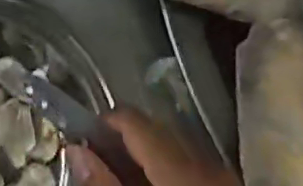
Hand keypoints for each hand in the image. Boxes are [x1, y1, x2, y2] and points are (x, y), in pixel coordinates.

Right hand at [67, 111, 237, 185]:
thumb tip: (78, 151)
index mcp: (180, 171)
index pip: (135, 122)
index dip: (106, 124)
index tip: (84, 138)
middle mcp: (206, 165)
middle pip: (157, 134)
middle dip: (127, 144)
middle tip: (100, 164)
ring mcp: (225, 182)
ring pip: (177, 154)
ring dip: (150, 162)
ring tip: (125, 181)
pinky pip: (196, 174)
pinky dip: (173, 177)